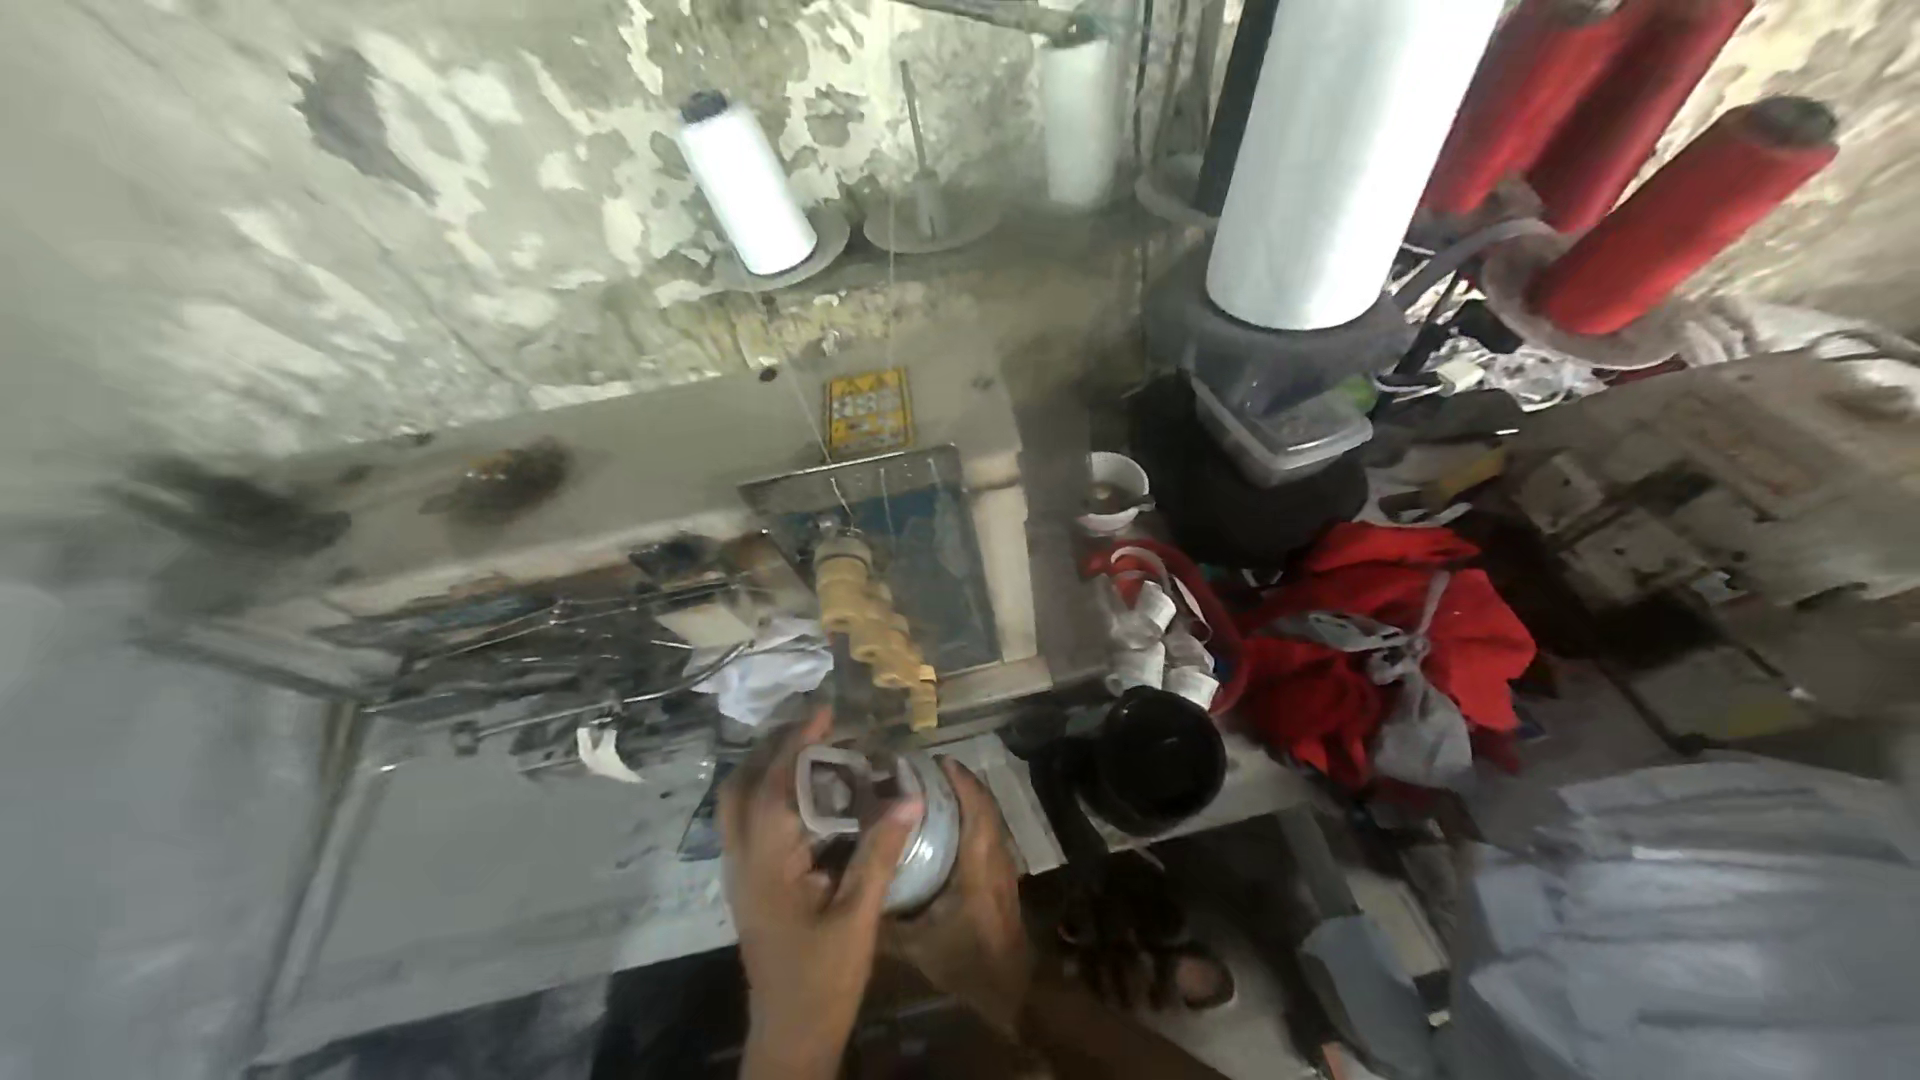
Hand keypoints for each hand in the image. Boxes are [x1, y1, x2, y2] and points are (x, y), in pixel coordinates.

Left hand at [720, 708, 923, 1076]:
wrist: (790, 1036)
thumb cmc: (823, 979)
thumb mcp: (858, 915)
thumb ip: (880, 852)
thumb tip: (909, 797)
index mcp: (766, 863)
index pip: (775, 786)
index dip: (798, 744)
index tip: (825, 712)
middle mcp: (743, 860)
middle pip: (741, 787)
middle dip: (773, 748)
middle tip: (816, 729)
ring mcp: (740, 874)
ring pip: (740, 804)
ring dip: (771, 769)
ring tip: (814, 751)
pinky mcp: (750, 884)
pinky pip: (751, 822)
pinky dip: (774, 794)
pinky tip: (810, 797)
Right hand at [887, 758, 1034, 1035]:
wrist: (1010, 987)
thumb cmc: (966, 961)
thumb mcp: (918, 945)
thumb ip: (887, 921)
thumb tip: (854, 894)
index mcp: (978, 863)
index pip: (976, 808)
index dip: (961, 781)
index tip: (937, 761)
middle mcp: (995, 855)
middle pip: (985, 804)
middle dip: (960, 781)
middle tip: (927, 770)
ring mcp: (1003, 864)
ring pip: (990, 816)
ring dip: (968, 796)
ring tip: (935, 787)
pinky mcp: (1003, 873)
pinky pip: (989, 829)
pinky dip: (972, 814)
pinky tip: (949, 820)